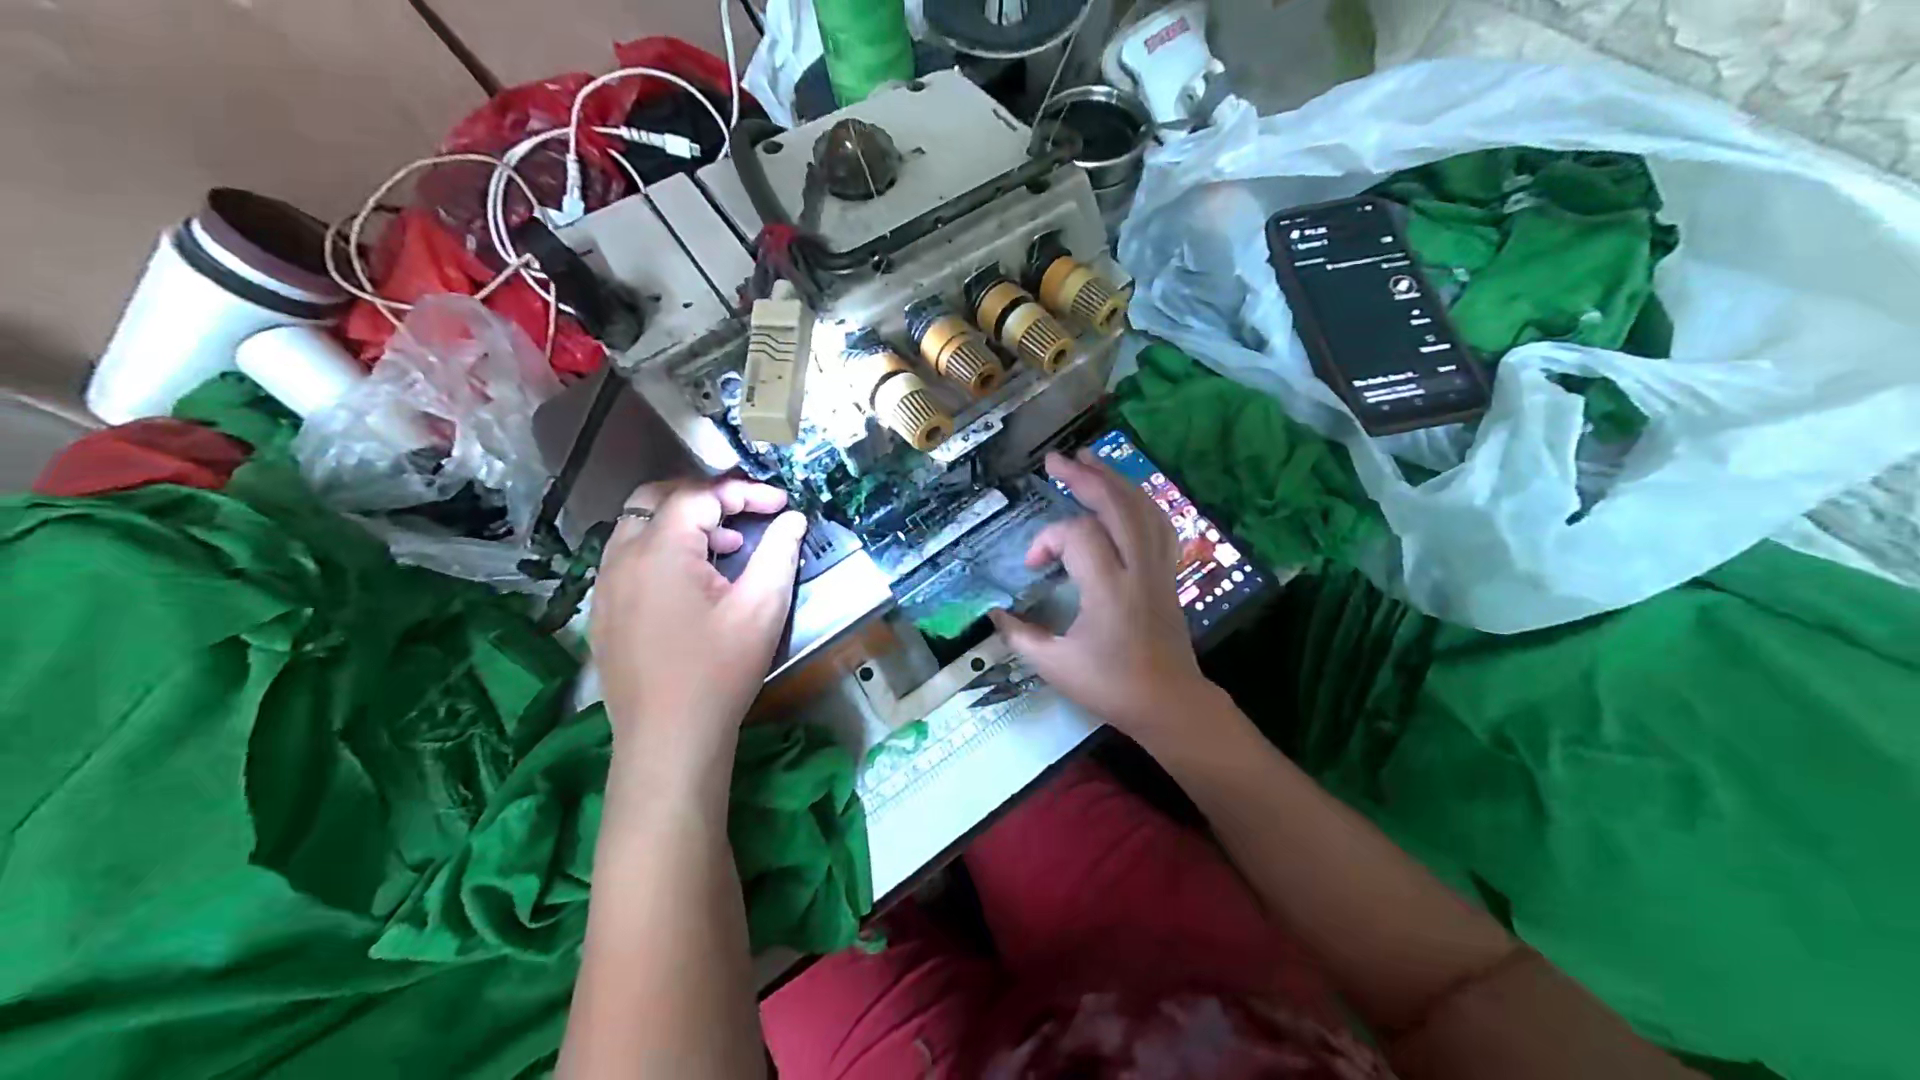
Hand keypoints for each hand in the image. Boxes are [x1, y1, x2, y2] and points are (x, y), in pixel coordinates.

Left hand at [590, 478, 807, 762]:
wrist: (668, 738)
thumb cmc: (719, 670)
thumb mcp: (761, 608)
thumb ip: (779, 552)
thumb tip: (792, 518)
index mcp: (660, 549)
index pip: (700, 495)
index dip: (745, 491)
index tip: (781, 504)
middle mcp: (622, 556)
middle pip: (658, 497)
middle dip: (706, 495)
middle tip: (747, 511)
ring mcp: (606, 583)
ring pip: (639, 524)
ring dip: (682, 521)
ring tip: (726, 545)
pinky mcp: (604, 609)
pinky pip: (628, 556)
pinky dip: (662, 548)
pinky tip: (693, 580)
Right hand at [989, 450, 1219, 744]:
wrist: (1169, 702)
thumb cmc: (1111, 686)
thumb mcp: (1055, 666)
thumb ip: (1020, 635)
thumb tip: (994, 612)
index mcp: (1109, 588)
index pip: (1078, 536)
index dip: (1048, 540)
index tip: (1034, 566)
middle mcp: (1138, 568)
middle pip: (1117, 505)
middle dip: (1085, 478)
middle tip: (1057, 460)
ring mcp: (1159, 567)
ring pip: (1143, 508)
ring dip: (1114, 480)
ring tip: (1090, 460)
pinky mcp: (1168, 573)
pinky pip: (1159, 524)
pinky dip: (1140, 501)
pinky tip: (1124, 494)